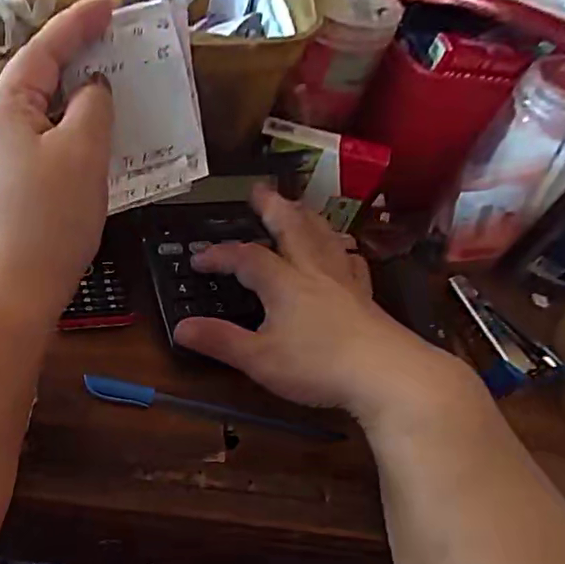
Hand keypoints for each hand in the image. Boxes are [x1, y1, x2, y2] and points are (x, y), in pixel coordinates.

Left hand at [0, 0, 114, 314]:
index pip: (45, 49)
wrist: (20, 289)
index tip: (110, 7)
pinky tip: (96, 146)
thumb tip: (94, 90)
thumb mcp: (83, 153)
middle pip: (41, 81)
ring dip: (79, 106)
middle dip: (80, 64)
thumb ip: (93, 107)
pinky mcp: (10, 189)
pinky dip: (72, 139)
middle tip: (118, 50)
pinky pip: (45, 148)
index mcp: (4, 106)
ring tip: (114, 96)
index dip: (80, 25)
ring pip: (45, 117)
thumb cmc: (51, 220)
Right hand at [176, 186, 470, 419]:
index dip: (219, 255)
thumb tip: (180, 328)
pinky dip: (341, 252)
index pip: (245, 258)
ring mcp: (344, 282)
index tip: (199, 258)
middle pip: (292, 228)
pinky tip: (344, 254)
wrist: (384, 373)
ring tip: (299, 207)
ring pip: (324, 238)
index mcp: (283, 283)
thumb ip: (220, 341)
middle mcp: (314, 272)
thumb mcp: (259, 359)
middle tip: (260, 190)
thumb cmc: (317, 366)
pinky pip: (351, 263)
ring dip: (307, 218)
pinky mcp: (365, 299)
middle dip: (273, 208)